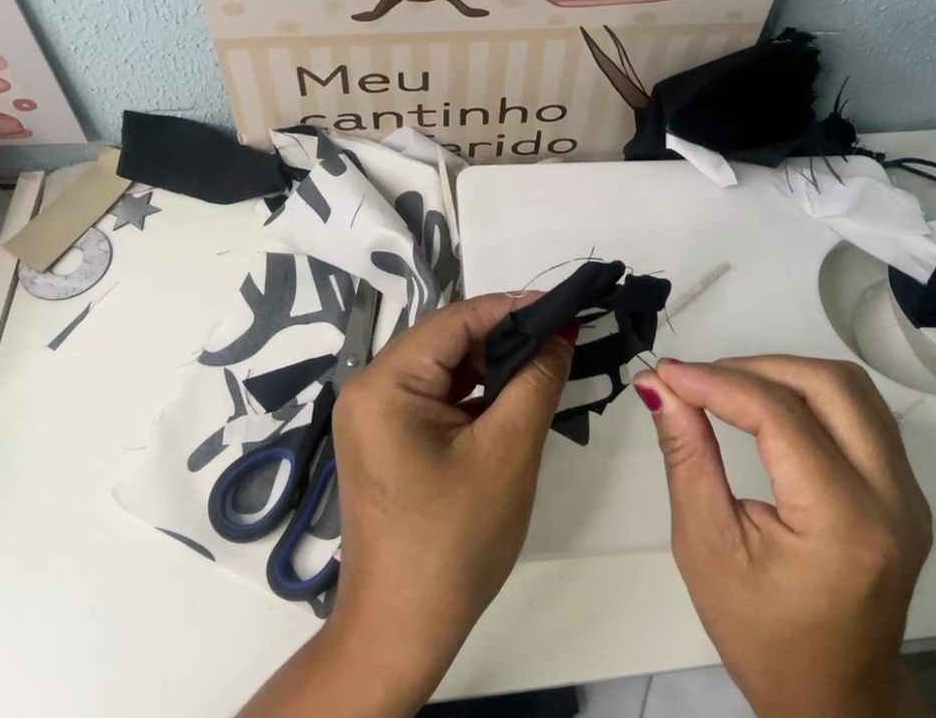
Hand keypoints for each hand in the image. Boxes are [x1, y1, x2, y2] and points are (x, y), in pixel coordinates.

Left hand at [239, 293, 574, 717]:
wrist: (403, 628)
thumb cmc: (456, 540)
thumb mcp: (508, 452)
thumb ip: (537, 380)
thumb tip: (562, 332)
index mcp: (384, 384)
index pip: (455, 321)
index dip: (513, 308)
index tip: (566, 307)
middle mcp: (369, 389)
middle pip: (445, 342)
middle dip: (505, 338)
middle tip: (563, 340)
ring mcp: (373, 417)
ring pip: (442, 370)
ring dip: (492, 366)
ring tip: (547, 365)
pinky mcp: (385, 441)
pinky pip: (434, 399)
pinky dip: (474, 395)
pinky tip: (513, 398)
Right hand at [634, 356, 933, 717]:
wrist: (832, 694)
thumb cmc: (759, 634)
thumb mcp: (705, 548)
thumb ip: (687, 457)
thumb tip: (659, 387)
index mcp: (844, 523)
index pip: (781, 417)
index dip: (718, 383)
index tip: (667, 373)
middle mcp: (893, 498)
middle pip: (831, 386)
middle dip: (756, 368)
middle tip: (698, 380)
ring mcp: (909, 494)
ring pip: (853, 391)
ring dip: (786, 375)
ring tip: (727, 389)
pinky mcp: (906, 492)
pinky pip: (863, 416)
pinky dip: (810, 396)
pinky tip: (767, 410)